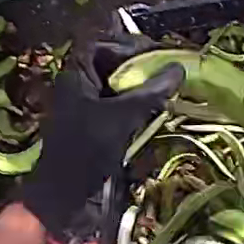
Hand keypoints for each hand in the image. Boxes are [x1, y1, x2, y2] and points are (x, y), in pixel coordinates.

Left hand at [18, 38, 183, 243]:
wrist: (64, 198)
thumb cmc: (86, 150)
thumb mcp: (120, 117)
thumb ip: (149, 92)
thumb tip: (178, 68)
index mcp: (76, 76)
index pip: (101, 45)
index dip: (128, 44)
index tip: (156, 53)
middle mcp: (80, 88)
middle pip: (112, 66)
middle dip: (140, 66)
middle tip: (168, 72)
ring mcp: (87, 110)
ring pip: (118, 88)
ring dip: (142, 89)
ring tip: (168, 90)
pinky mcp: (96, 130)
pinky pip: (120, 109)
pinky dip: (138, 108)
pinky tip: (157, 112)